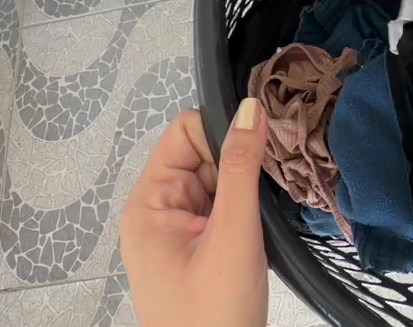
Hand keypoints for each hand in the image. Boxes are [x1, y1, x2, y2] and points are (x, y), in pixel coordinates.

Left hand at [119, 102, 270, 326]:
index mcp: (149, 203)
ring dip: (243, 186)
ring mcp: (177, 228)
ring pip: (218, 175)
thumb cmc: (214, 314)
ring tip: (258, 215)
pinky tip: (256, 226)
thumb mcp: (232, 235)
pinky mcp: (197, 244)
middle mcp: (158, 209)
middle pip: (203, 150)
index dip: (221, 133)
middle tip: (262, 189)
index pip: (184, 131)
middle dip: (237, 162)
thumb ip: (241, 166)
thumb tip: (249, 107)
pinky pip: (222, 202)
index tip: (253, 154)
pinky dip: (243, 207)